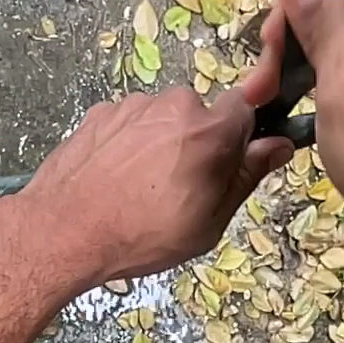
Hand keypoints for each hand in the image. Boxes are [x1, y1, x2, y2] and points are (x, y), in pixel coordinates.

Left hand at [14, 89, 292, 283]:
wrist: (64, 231)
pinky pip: (128, 125)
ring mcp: (133, 106)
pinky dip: (127, 147)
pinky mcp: (100, 113)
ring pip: (161, 121)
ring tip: (137, 192)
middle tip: (176, 192)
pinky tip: (113, 182)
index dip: (239, 138)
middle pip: (199, 117)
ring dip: (158, 147)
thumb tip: (279, 146)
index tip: (226, 166)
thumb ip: (245, 178)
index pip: (246, 109)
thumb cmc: (143, 237)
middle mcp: (174, 105)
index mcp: (210, 131)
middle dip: (194, 146)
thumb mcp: (208, 224)